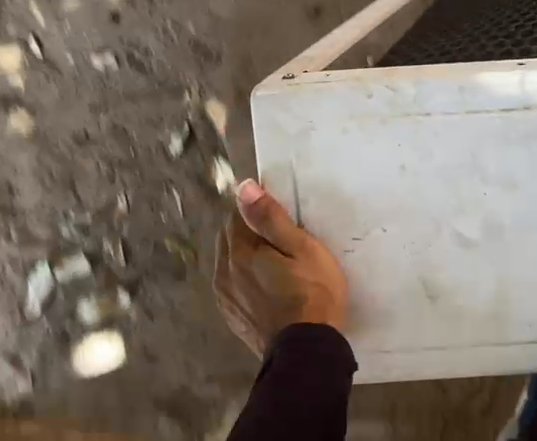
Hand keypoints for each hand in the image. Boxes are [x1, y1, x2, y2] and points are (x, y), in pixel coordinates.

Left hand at [214, 178, 349, 355]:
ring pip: (229, 261)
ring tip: (276, 255)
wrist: (306, 348)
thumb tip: (244, 188)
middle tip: (282, 230)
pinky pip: (232, 283)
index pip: (237, 216)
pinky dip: (245, 274)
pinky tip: (267, 280)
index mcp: (239, 253)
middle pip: (230, 237)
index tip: (281, 209)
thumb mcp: (301, 247)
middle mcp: (223, 273)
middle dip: (250, 227)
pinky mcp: (232, 315)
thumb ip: (271, 218)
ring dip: (247, 251)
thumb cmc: (313, 290)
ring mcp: (225, 298)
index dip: (258, 207)